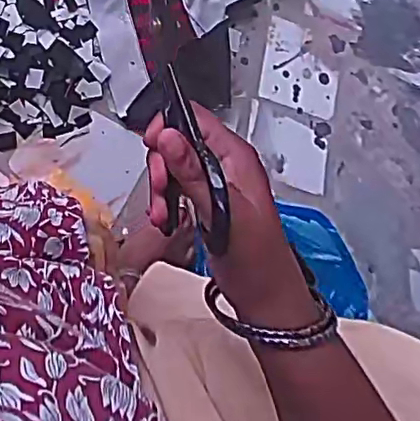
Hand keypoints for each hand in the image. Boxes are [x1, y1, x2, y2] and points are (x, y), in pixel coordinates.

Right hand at [144, 104, 317, 328]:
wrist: (267, 302)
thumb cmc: (259, 261)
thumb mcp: (220, 210)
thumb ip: (191, 171)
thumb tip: (169, 136)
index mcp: (236, 157)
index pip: (194, 118)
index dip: (168, 126)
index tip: (153, 145)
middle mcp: (225, 165)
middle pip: (177, 141)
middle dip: (161, 163)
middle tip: (161, 186)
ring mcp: (215, 182)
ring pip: (173, 164)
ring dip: (160, 185)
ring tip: (162, 208)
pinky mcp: (206, 199)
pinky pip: (175, 186)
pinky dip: (164, 199)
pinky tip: (165, 215)